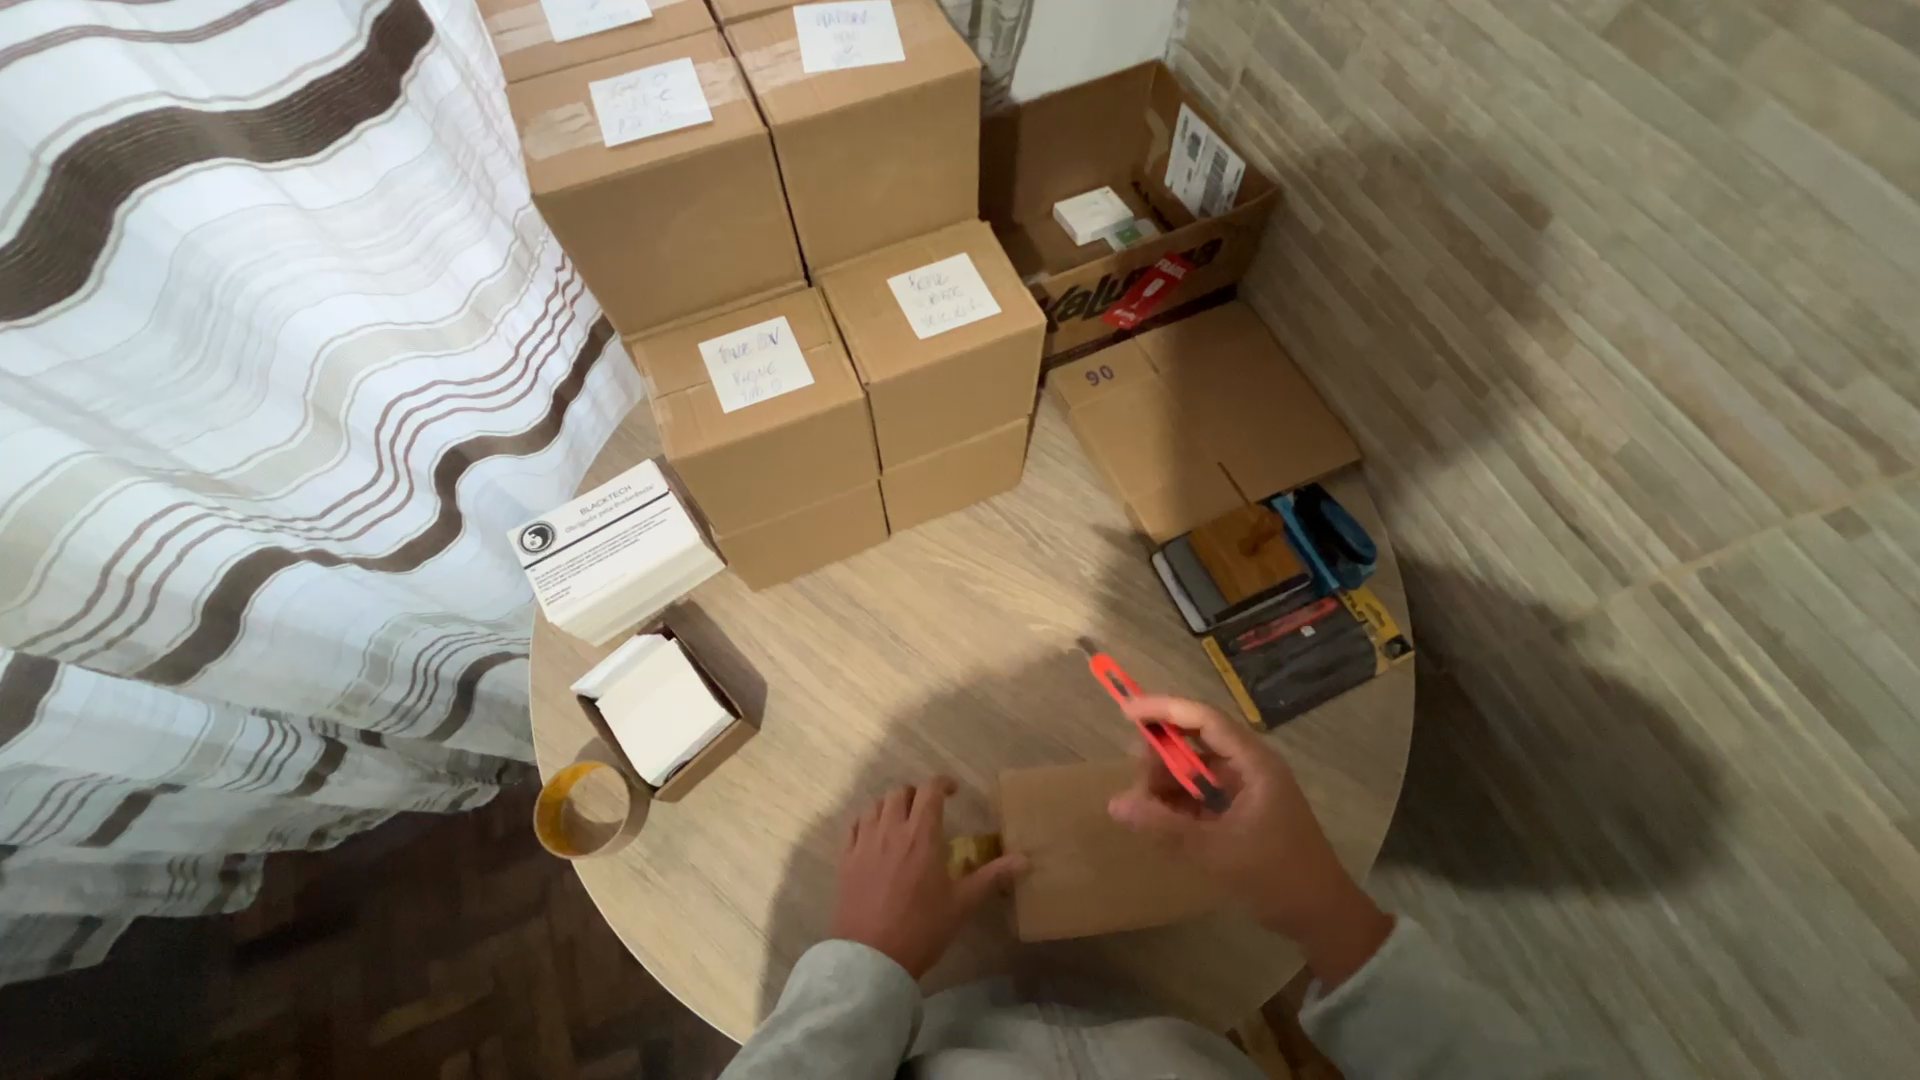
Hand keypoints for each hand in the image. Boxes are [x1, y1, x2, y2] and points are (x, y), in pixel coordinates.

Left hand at [830, 777, 1026, 978]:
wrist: (872, 958)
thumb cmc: (922, 928)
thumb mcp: (962, 904)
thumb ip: (993, 877)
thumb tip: (1025, 860)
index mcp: (922, 835)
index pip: (930, 790)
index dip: (943, 783)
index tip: (953, 791)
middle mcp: (891, 829)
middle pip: (900, 792)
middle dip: (916, 794)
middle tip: (927, 809)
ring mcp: (864, 842)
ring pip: (875, 805)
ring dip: (890, 806)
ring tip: (901, 821)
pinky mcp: (845, 859)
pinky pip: (853, 826)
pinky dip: (866, 822)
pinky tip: (873, 836)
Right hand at [1107, 696, 1391, 986]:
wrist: (1323, 919)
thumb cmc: (1277, 878)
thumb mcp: (1216, 852)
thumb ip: (1164, 826)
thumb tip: (1115, 804)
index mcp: (1254, 764)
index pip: (1204, 719)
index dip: (1164, 710)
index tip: (1127, 712)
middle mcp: (1251, 766)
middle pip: (1196, 740)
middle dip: (1161, 757)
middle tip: (1138, 787)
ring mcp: (1248, 787)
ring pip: (1196, 767)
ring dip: (1168, 782)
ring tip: (1147, 811)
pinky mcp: (1243, 809)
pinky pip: (1202, 791)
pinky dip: (1180, 800)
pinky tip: (1162, 821)